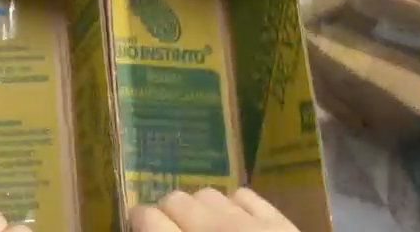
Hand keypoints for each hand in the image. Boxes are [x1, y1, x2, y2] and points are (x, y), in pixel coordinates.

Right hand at [129, 188, 299, 231]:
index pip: (147, 218)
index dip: (138, 224)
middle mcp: (214, 229)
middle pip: (174, 199)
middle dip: (166, 217)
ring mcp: (250, 222)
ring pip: (206, 192)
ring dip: (198, 211)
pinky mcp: (280, 222)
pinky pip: (243, 194)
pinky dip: (233, 207)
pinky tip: (234, 226)